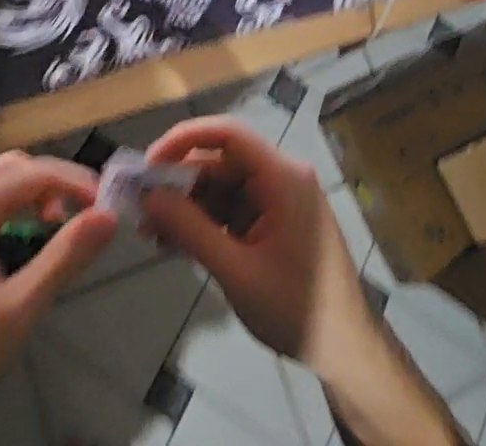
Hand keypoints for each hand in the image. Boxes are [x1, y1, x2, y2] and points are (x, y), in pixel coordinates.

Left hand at [0, 153, 116, 445]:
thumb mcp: (20, 308)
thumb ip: (66, 256)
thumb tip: (108, 216)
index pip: (30, 173)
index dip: (74, 181)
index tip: (107, 203)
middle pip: (9, 168)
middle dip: (52, 181)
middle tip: (86, 211)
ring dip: (30, 194)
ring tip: (60, 225)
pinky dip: (7, 209)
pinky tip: (22, 240)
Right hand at [140, 117, 373, 365]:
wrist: (346, 351)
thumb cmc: (296, 309)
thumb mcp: (236, 271)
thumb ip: (191, 229)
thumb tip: (148, 196)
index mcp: (283, 178)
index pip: (228, 134)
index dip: (183, 140)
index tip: (147, 165)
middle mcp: (283, 178)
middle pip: (220, 162)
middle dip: (178, 183)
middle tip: (139, 209)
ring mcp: (279, 200)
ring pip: (221, 187)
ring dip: (186, 206)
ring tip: (150, 233)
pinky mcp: (274, 222)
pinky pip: (231, 208)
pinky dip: (203, 222)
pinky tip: (174, 243)